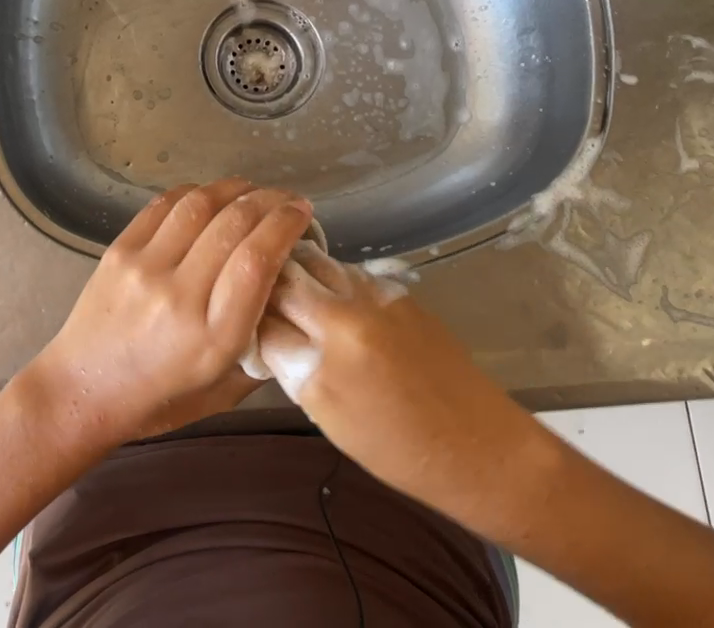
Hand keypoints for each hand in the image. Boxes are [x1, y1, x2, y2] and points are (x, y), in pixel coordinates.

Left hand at [22, 179, 313, 449]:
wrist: (82, 390)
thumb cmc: (159, 399)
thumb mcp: (224, 389)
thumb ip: (261, 343)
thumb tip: (290, 293)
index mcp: (213, 337)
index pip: (258, 260)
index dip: (286, 225)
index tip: (304, 214)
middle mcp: (180, 295)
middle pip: (235, 223)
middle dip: (271, 201)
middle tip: (288, 200)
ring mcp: (144, 267)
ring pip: (200, 204)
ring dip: (235, 189)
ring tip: (254, 192)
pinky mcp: (118, 250)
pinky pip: (164, 205)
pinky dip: (196, 193)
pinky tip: (212, 197)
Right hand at [257, 244, 546, 518]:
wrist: (477, 446)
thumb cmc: (396, 448)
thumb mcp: (326, 415)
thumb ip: (291, 365)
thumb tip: (265, 332)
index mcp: (323, 359)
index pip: (261, 318)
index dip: (245, 315)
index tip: (235, 315)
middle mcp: (346, 316)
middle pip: (285, 277)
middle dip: (264, 281)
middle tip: (250, 290)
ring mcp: (376, 297)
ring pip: (317, 264)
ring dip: (295, 271)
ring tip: (282, 285)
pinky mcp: (398, 292)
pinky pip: (348, 272)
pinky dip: (328, 278)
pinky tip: (325, 296)